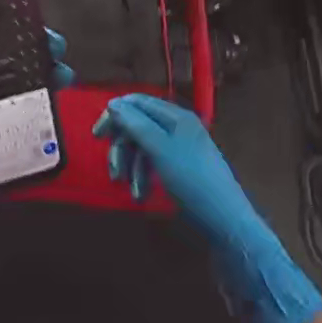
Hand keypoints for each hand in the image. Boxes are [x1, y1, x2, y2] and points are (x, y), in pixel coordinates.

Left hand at [0, 2, 72, 261]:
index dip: (5, 23)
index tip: (27, 14)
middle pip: (8, 57)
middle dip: (36, 47)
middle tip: (54, 47)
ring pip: (21, 83)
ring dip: (46, 74)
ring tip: (62, 73)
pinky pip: (22, 115)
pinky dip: (41, 105)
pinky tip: (55, 99)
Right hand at [92, 94, 321, 322]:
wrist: (225, 220)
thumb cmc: (192, 181)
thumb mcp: (160, 150)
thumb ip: (136, 124)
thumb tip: (113, 103)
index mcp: (176, 116)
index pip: (138, 102)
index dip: (115, 116)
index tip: (96, 137)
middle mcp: (178, 126)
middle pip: (139, 126)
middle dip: (123, 148)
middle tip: (113, 172)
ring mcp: (181, 148)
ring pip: (144, 147)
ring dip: (133, 167)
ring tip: (131, 191)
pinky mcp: (181, 168)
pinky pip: (155, 164)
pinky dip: (144, 177)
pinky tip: (141, 196)